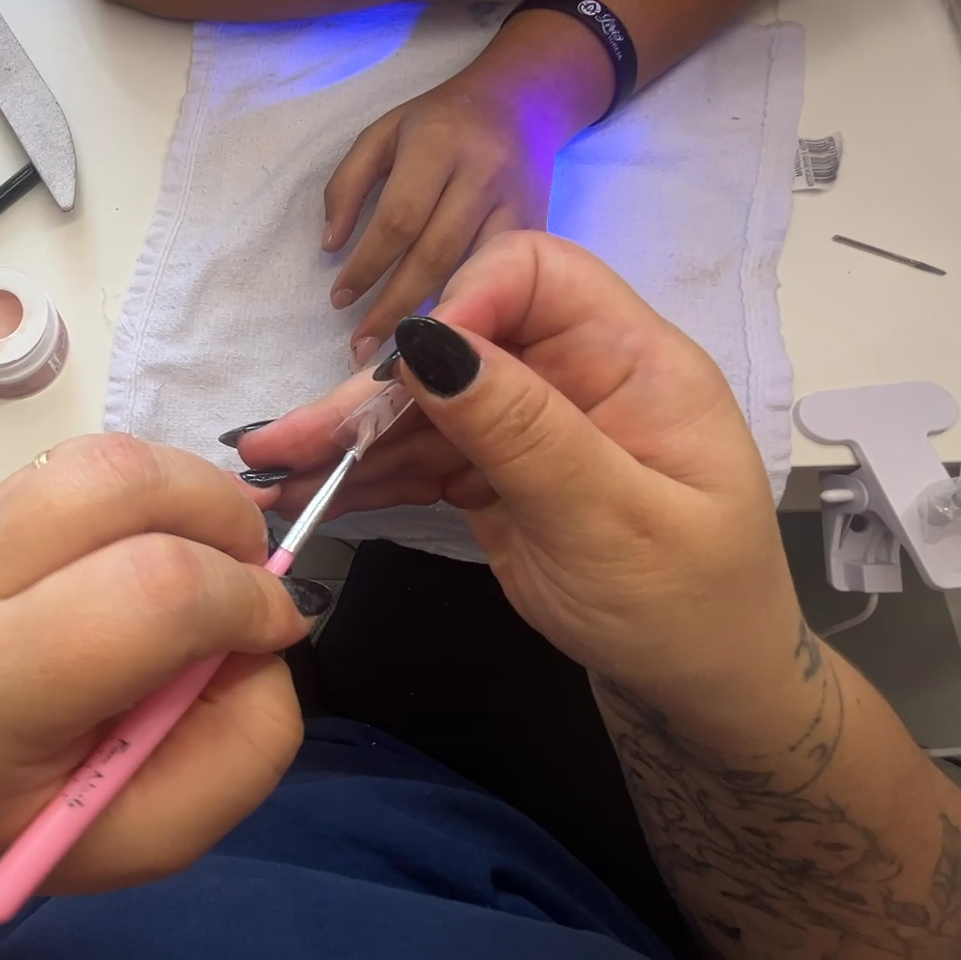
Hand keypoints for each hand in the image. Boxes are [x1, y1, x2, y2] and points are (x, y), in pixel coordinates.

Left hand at [0, 435, 313, 903]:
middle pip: (116, 483)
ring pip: (100, 458)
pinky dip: (146, 488)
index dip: (240, 596)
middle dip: (218, 510)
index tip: (276, 624)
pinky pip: (79, 464)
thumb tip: (265, 620)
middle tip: (248, 565)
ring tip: (207, 550)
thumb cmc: (31, 823)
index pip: (146, 594)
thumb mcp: (158, 833)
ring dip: (186, 489)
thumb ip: (245, 740)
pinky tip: (151, 540)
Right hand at [238, 231, 801, 695]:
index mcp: (626, 361)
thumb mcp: (611, 521)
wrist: (689, 683)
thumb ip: (521, 430)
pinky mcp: (483, 469)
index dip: (460, 304)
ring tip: (272, 478)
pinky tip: (310, 495)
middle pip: (444, 352)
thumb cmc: (684, 608)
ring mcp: (517, 426)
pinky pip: (411, 461)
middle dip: (360, 399)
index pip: (532, 275)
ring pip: (413, 411)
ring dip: (341, 445)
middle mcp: (563, 377)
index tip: (396, 371)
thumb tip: (425, 343)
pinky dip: (361, 479)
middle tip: (280, 443)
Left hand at [325, 64, 562, 367]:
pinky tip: (445, 339)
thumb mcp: (380, 137)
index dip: (367, 265)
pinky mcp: (541, 224)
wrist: (522, 99)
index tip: (339, 300)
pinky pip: (503, 275)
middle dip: (394, 308)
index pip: (398, 218)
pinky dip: (473, 308)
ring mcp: (518, 201)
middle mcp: (483, 173)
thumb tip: (329, 247)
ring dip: (433, 321)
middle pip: (435, 254)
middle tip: (361, 347)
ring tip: (397, 358)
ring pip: (474, 272)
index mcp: (436, 145)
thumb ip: (347, 187)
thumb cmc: (436, 124)